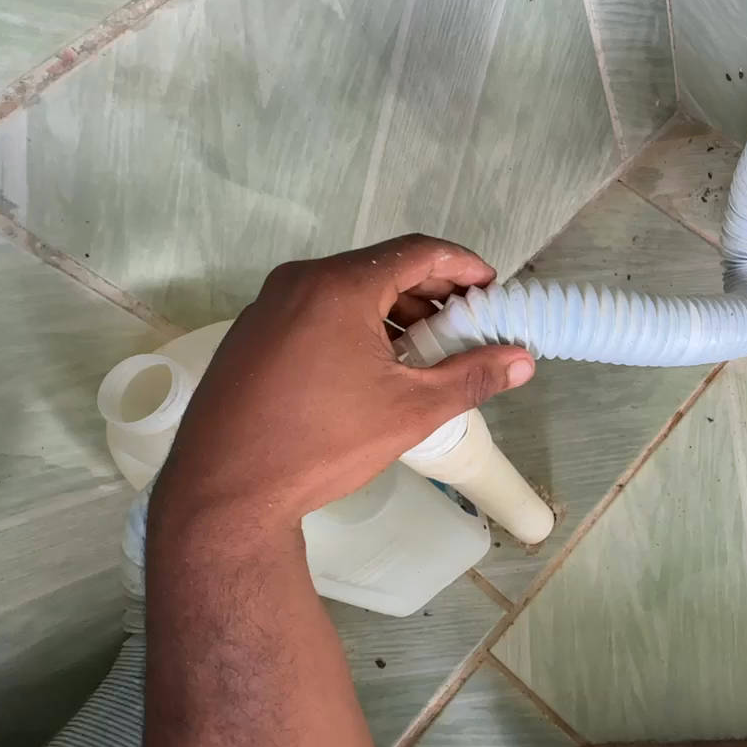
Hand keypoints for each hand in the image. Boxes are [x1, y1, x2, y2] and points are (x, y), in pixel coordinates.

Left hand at [151, 235, 534, 537]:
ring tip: (429, 349)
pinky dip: (361, 323)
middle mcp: (299, 282)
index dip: (463, 265)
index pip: (417, 252)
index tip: (492, 289)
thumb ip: (473, 377)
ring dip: (399, 311)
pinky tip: (379, 365)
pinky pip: (320, 310)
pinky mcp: (253, 335)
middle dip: (434, 291)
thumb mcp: (412, 410)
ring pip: (351, 290)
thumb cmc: (324, 444)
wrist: (222, 494)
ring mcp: (269, 307)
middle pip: (383, 266)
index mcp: (339, 287)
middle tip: (469, 322)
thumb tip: (524, 360)